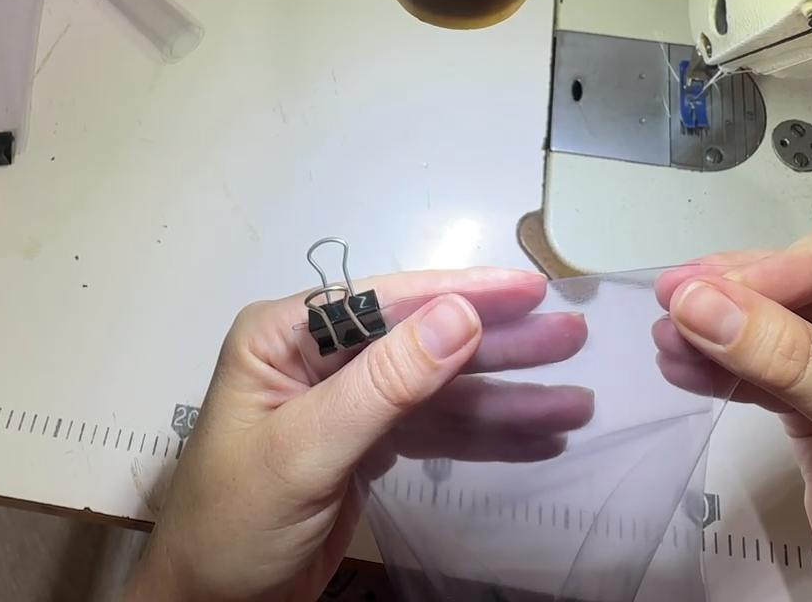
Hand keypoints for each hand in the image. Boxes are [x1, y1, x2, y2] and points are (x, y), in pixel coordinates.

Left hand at [125, 267, 590, 601]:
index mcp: (287, 333)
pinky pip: (435, 430)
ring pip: (439, 388)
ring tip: (576, 400)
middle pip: (424, 340)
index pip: (386, 300)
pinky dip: (486, 436)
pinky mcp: (370, 440)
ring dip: (506, 396)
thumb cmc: (234, 522)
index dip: (462, 291)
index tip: (529, 288)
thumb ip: (385, 382)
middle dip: (500, 344)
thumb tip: (461, 314)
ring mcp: (350, 397)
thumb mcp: (307, 449)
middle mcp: (322, 354)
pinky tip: (537, 436)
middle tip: (572, 335)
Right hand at [654, 219, 811, 601]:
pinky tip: (680, 365)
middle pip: (798, 285)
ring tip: (667, 337)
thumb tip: (698, 301)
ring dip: (713, 330)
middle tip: (674, 296)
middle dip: (734, 296)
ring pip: (767, 325)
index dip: (785, 266)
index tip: (720, 289)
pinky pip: (754, 370)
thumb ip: (794, 360)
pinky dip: (714, 366)